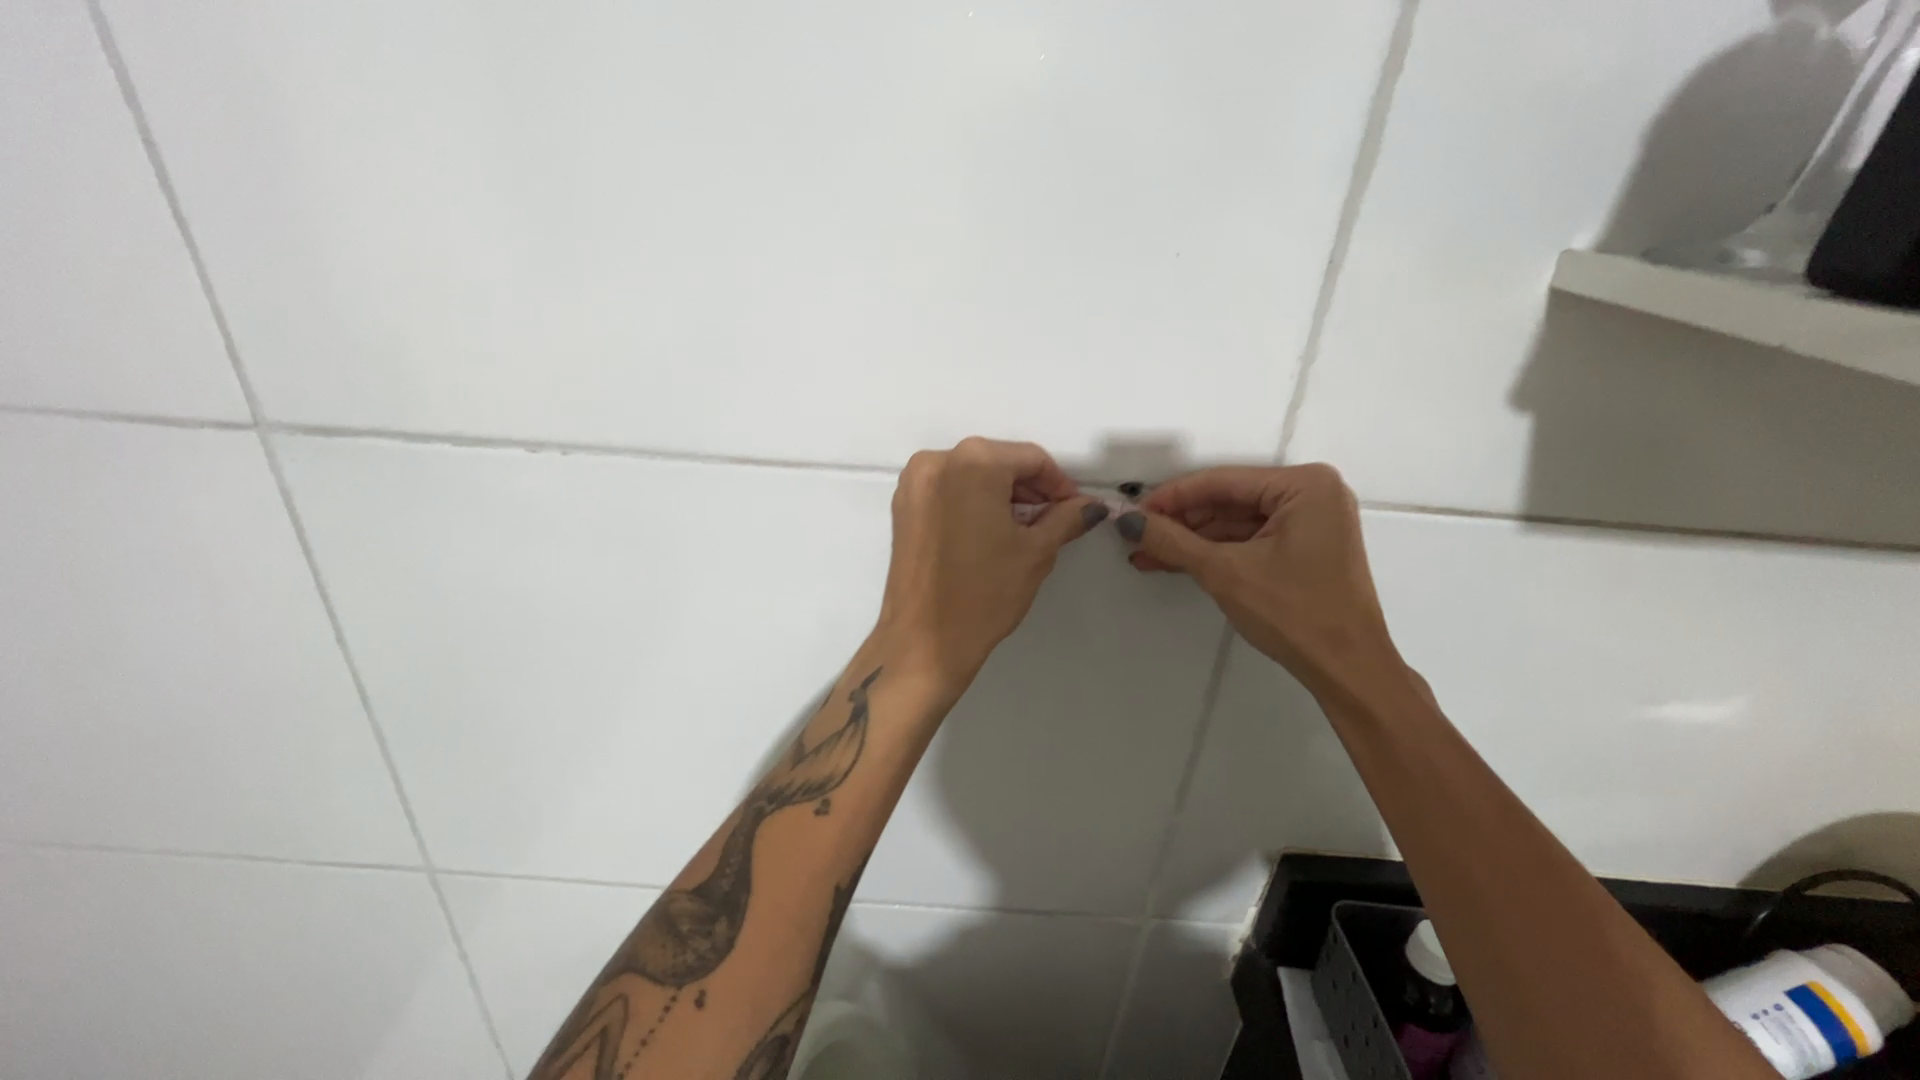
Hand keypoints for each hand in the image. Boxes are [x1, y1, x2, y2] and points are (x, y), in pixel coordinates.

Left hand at [876, 438, 1107, 691]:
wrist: (925, 640)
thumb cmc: (985, 592)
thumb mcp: (1036, 551)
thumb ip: (1066, 517)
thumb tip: (1090, 505)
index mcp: (974, 461)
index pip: (1031, 459)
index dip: (1059, 484)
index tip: (1075, 510)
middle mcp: (938, 460)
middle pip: (999, 462)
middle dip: (1029, 489)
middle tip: (1053, 521)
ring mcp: (914, 484)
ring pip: (972, 476)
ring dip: (1001, 496)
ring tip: (1023, 531)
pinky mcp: (902, 508)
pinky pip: (948, 491)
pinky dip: (973, 503)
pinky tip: (989, 535)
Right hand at [1116, 464, 1400, 696]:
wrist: (1347, 669)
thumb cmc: (1294, 612)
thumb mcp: (1225, 572)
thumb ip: (1172, 541)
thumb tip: (1127, 520)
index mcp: (1305, 485)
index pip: (1222, 481)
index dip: (1171, 498)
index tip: (1131, 512)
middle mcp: (1312, 494)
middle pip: (1229, 500)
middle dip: (1180, 523)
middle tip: (1135, 536)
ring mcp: (1311, 522)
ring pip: (1236, 523)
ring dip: (1192, 541)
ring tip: (1146, 554)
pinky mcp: (1306, 549)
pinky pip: (1251, 540)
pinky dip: (1216, 553)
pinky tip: (1175, 562)